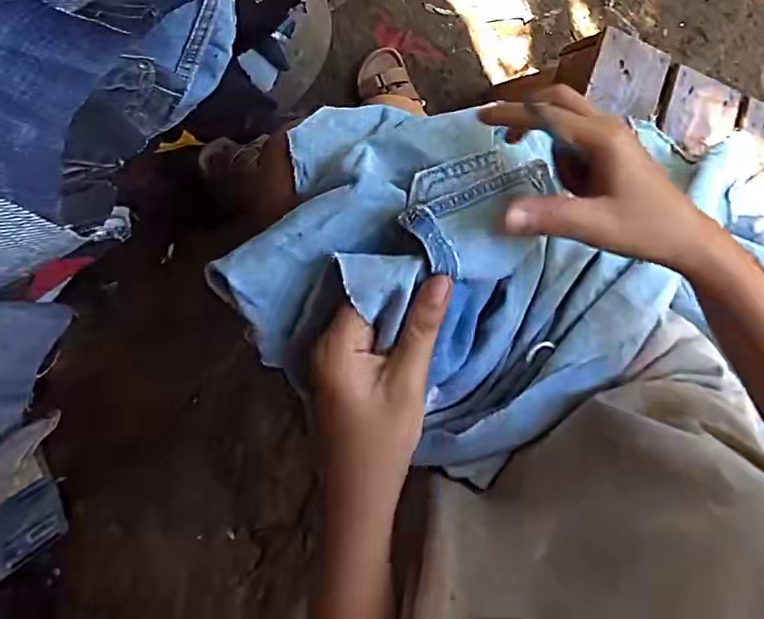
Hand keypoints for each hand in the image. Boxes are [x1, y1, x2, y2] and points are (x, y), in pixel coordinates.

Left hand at [309, 275, 450, 512]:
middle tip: (438, 274)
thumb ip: (422, 326)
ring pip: (367, 317)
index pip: (366, 288)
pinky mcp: (339, 372)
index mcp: (333, 345)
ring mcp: (328, 360)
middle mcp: (322, 346)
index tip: (433, 261)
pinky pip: (365, 335)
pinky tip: (413, 324)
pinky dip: (388, 327)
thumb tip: (441, 277)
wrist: (360, 501)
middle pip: (365, 300)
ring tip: (432, 293)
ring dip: (397, 308)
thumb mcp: (408, 380)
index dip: (400, 274)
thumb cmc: (383, 442)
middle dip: (401, 288)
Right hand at [478, 86, 734, 276]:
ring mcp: (614, 135)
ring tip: (572, 191)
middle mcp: (607, 126)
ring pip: (569, 120)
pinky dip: (568, 155)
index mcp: (601, 137)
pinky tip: (583, 190)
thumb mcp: (594, 225)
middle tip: (505, 137)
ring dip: (555, 144)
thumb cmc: (645, 228)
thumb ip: (548, 216)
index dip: (510, 114)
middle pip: (558, 100)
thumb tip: (502, 215)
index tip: (480, 117)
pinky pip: (580, 138)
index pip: (546, 115)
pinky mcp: (617, 148)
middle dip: (529, 114)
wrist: (688, 236)